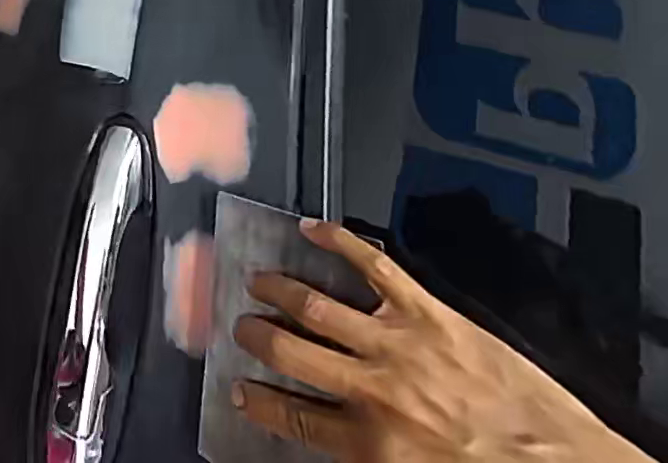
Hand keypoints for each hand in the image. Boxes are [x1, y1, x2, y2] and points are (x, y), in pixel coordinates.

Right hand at [232, 219, 653, 462]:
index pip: (294, 416)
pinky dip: (337, 241)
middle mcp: (373, 390)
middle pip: (288, 351)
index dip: (258, 401)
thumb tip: (326, 437)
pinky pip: (372, 268)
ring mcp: (398, 345)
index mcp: (375, 446)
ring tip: (257, 281)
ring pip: (313, 305)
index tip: (239, 390)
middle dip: (254, 335)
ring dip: (276, 289)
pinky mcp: (428, 314)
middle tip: (242, 327)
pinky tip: (310, 228)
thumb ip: (369, 460)